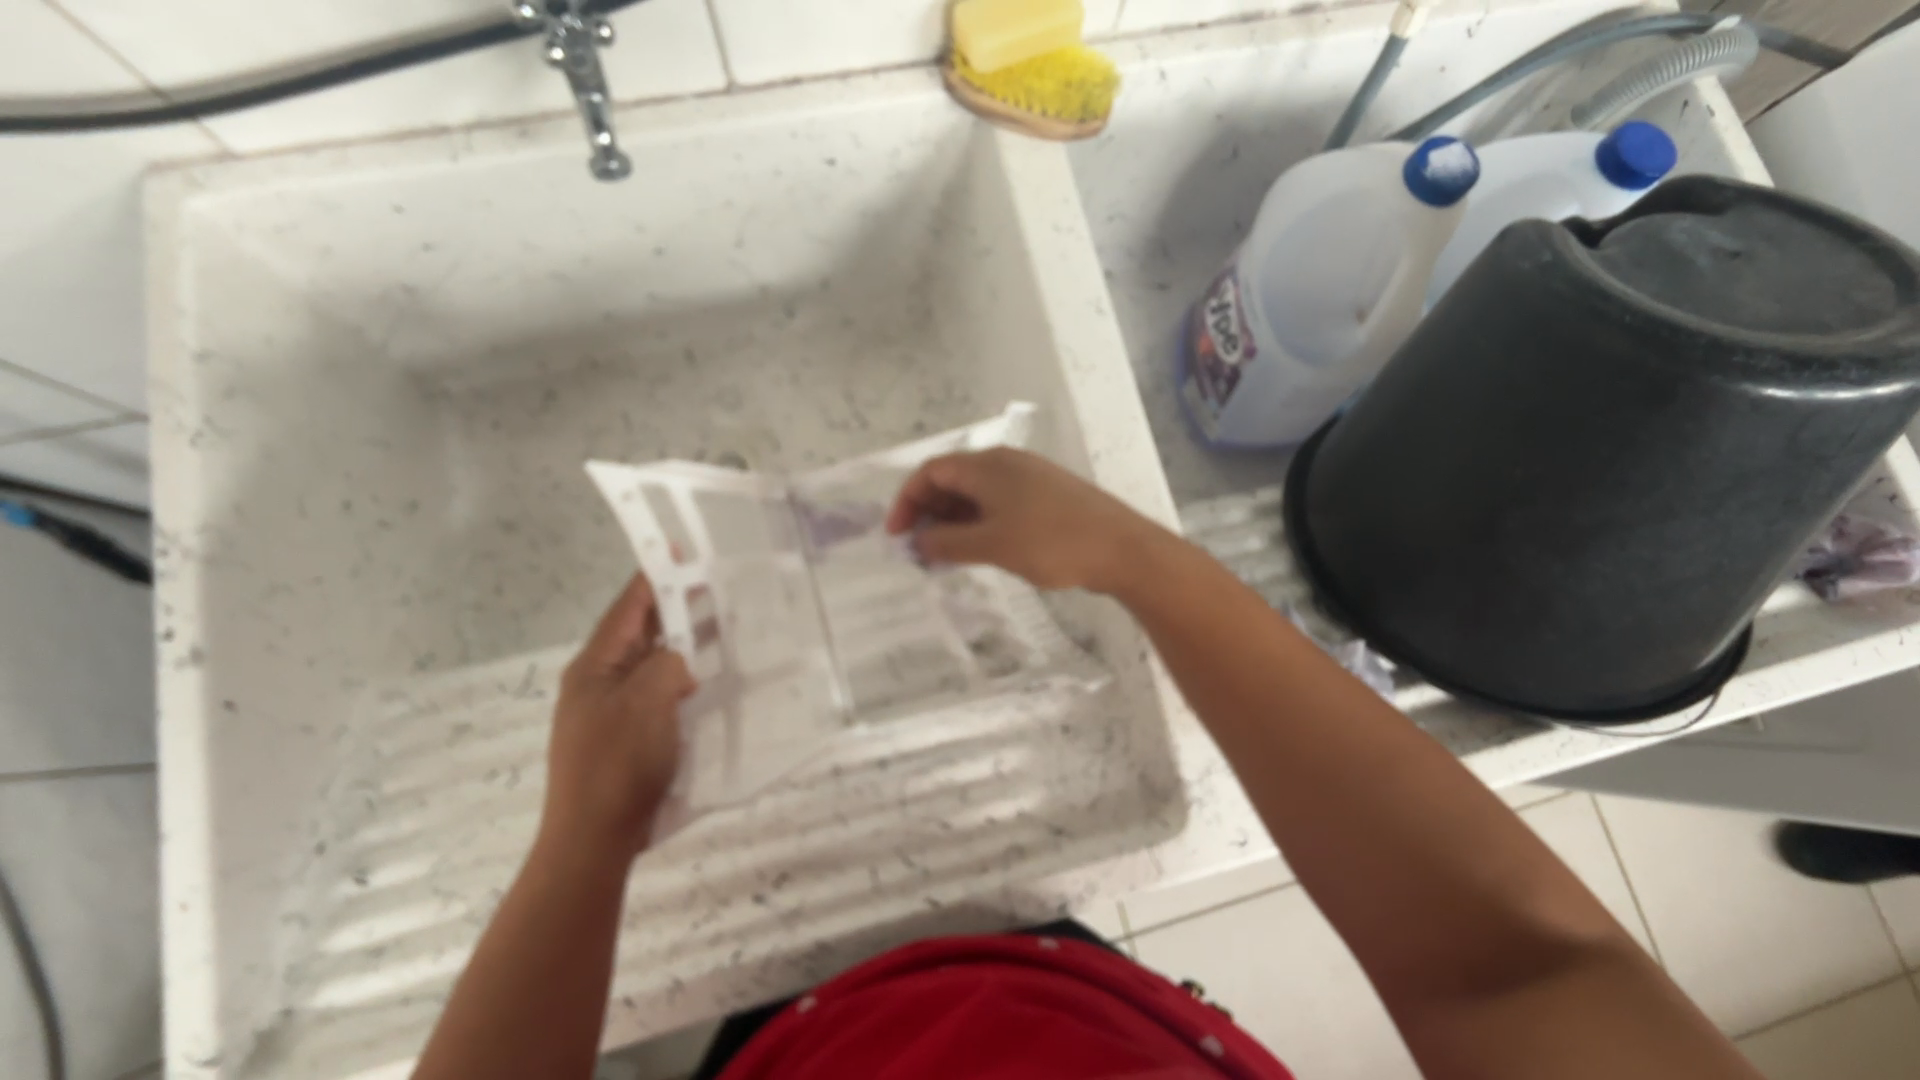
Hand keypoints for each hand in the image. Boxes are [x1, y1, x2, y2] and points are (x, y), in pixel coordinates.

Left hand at [541, 574, 695, 859]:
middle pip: (642, 633)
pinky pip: (659, 695)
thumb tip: (679, 664)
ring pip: (653, 665)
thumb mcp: (647, 700)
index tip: (682, 553)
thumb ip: (668, 664)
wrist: (594, 838)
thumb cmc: (618, 764)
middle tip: (716, 588)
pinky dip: (684, 682)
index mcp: (595, 665)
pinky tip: (710, 685)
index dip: (654, 577)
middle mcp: (600, 682)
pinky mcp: (627, 738)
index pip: (628, 607)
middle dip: (677, 609)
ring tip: (725, 630)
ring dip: (685, 646)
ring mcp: (612, 712)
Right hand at [885, 447, 1167, 593]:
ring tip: (945, 557)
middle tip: (919, 550)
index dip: (907, 501)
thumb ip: (948, 543)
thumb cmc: (1051, 543)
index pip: (931, 472)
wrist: (1122, 549)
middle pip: (952, 480)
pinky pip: (999, 504)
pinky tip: (981, 551)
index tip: (897, 537)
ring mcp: (1029, 479)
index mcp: (988, 466)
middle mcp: (1006, 464)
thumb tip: (918, 542)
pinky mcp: (1047, 497)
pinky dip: (980, 524)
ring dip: (954, 522)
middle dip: (929, 513)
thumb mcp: (992, 545)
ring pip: (976, 494)